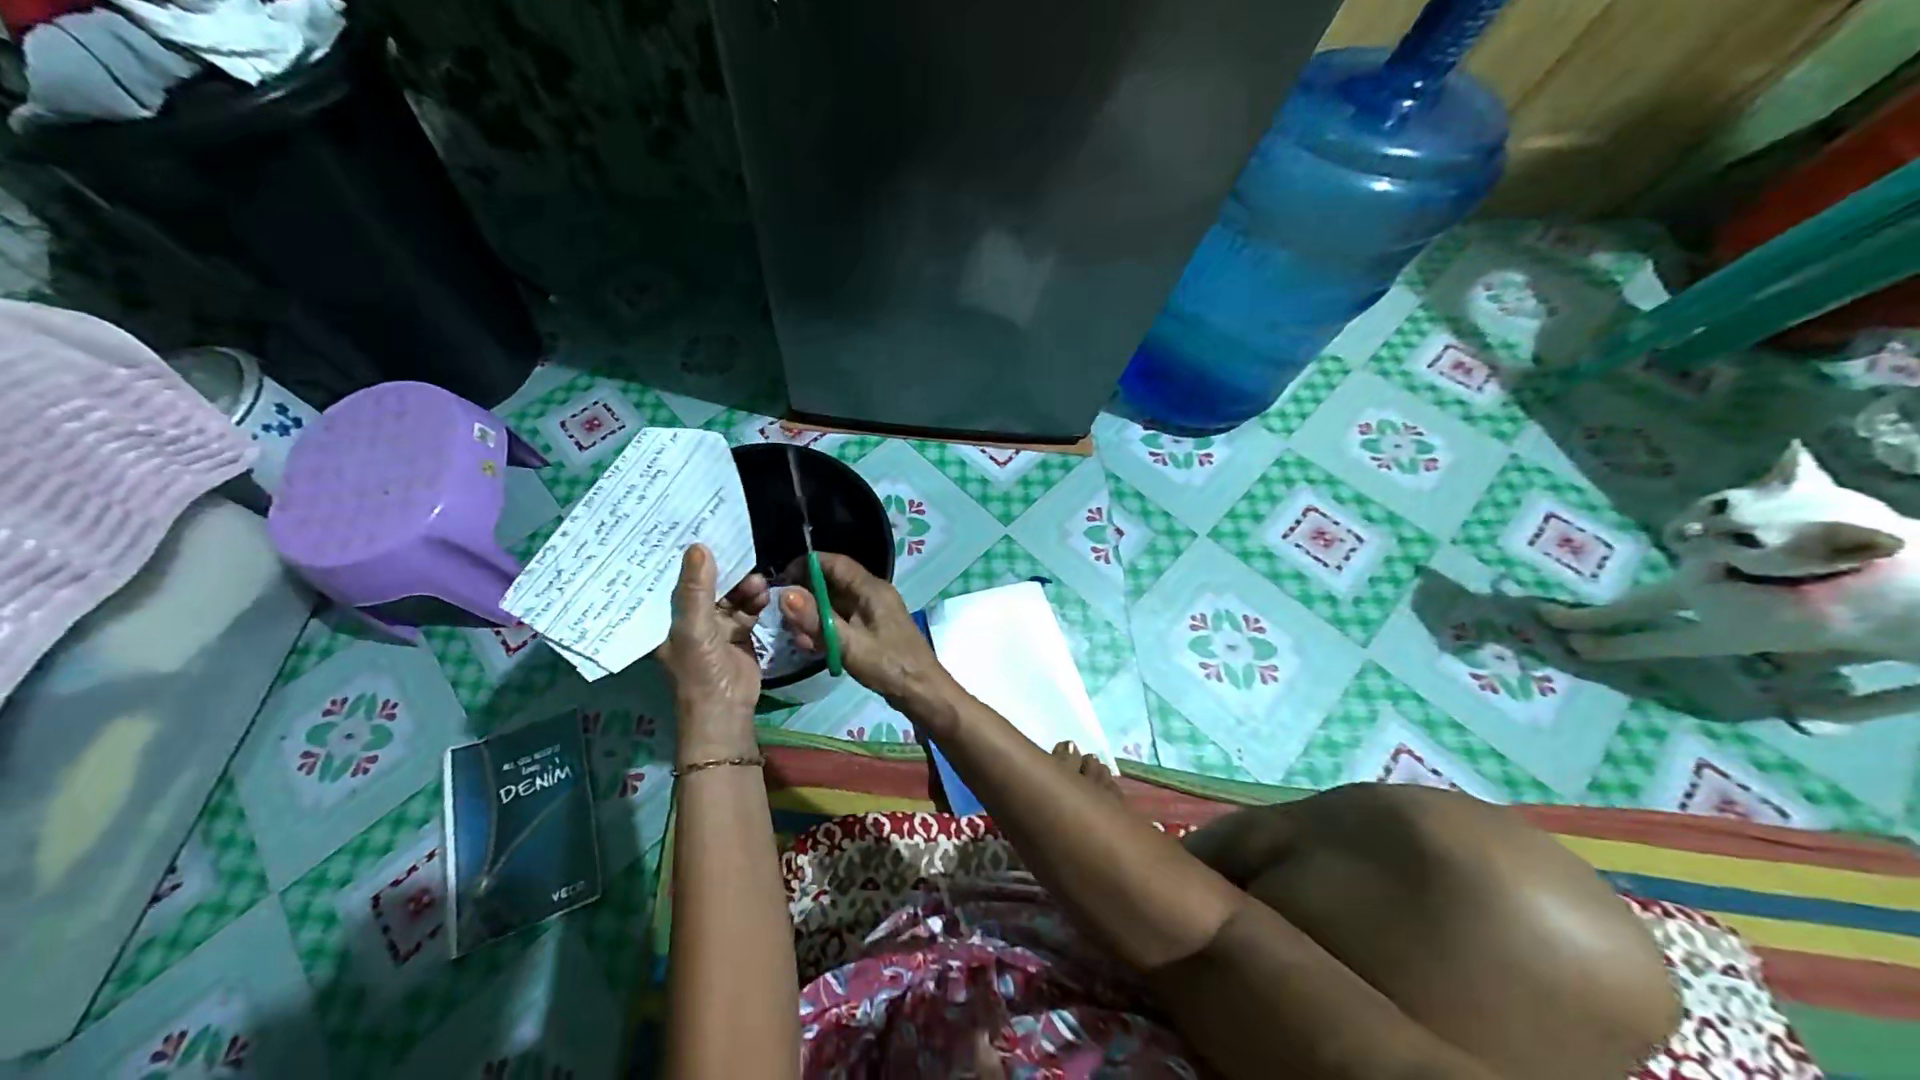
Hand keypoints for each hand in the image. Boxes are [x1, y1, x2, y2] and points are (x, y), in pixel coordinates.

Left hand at [657, 544, 769, 762]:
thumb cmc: (701, 670)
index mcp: (668, 618)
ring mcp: (715, 627)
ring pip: (730, 595)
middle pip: (708, 584)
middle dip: (726, 571)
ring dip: (745, 587)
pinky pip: (747, 609)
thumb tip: (699, 546)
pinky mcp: (738, 635)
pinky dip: (755, 602)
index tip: (705, 531)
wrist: (727, 710)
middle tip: (743, 557)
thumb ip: (697, 588)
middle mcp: (690, 619)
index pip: (675, 579)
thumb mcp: (695, 626)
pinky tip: (763, 598)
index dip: (689, 559)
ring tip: (757, 586)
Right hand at [779, 553, 949, 707]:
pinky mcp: (871, 630)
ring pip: (835, 605)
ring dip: (814, 618)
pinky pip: (843, 621)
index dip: (807, 565)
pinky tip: (813, 647)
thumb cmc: (888, 665)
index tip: (782, 578)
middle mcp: (872, 595)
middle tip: (785, 617)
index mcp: (872, 589)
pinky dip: (826, 630)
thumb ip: (816, 619)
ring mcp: (872, 613)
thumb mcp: (847, 644)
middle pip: (833, 583)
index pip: (835, 563)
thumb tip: (786, 593)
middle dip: (806, 597)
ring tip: (797, 638)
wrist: (921, 691)